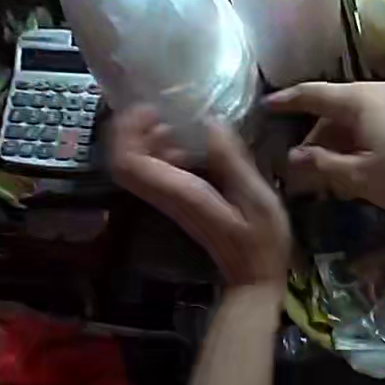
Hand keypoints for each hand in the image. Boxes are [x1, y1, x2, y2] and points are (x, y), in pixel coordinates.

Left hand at [109, 107, 290, 288]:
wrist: (253, 276)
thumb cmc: (261, 241)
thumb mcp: (257, 198)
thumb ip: (232, 161)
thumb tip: (211, 123)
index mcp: (181, 192)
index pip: (130, 162)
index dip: (128, 131)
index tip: (150, 108)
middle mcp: (166, 196)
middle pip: (123, 162)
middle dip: (130, 129)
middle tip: (156, 107)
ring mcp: (168, 200)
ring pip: (135, 166)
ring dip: (143, 137)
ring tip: (170, 118)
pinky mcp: (177, 201)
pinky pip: (153, 171)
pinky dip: (159, 150)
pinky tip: (184, 140)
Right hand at [270, 81, 384, 217]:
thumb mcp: (361, 177)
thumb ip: (323, 166)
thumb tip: (293, 158)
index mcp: (358, 100)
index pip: (311, 93)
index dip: (286, 101)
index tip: (265, 107)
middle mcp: (379, 91)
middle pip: (334, 107)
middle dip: (313, 133)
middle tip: (299, 163)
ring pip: (356, 116)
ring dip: (337, 140)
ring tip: (329, 171)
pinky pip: (376, 121)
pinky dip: (359, 139)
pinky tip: (361, 165)